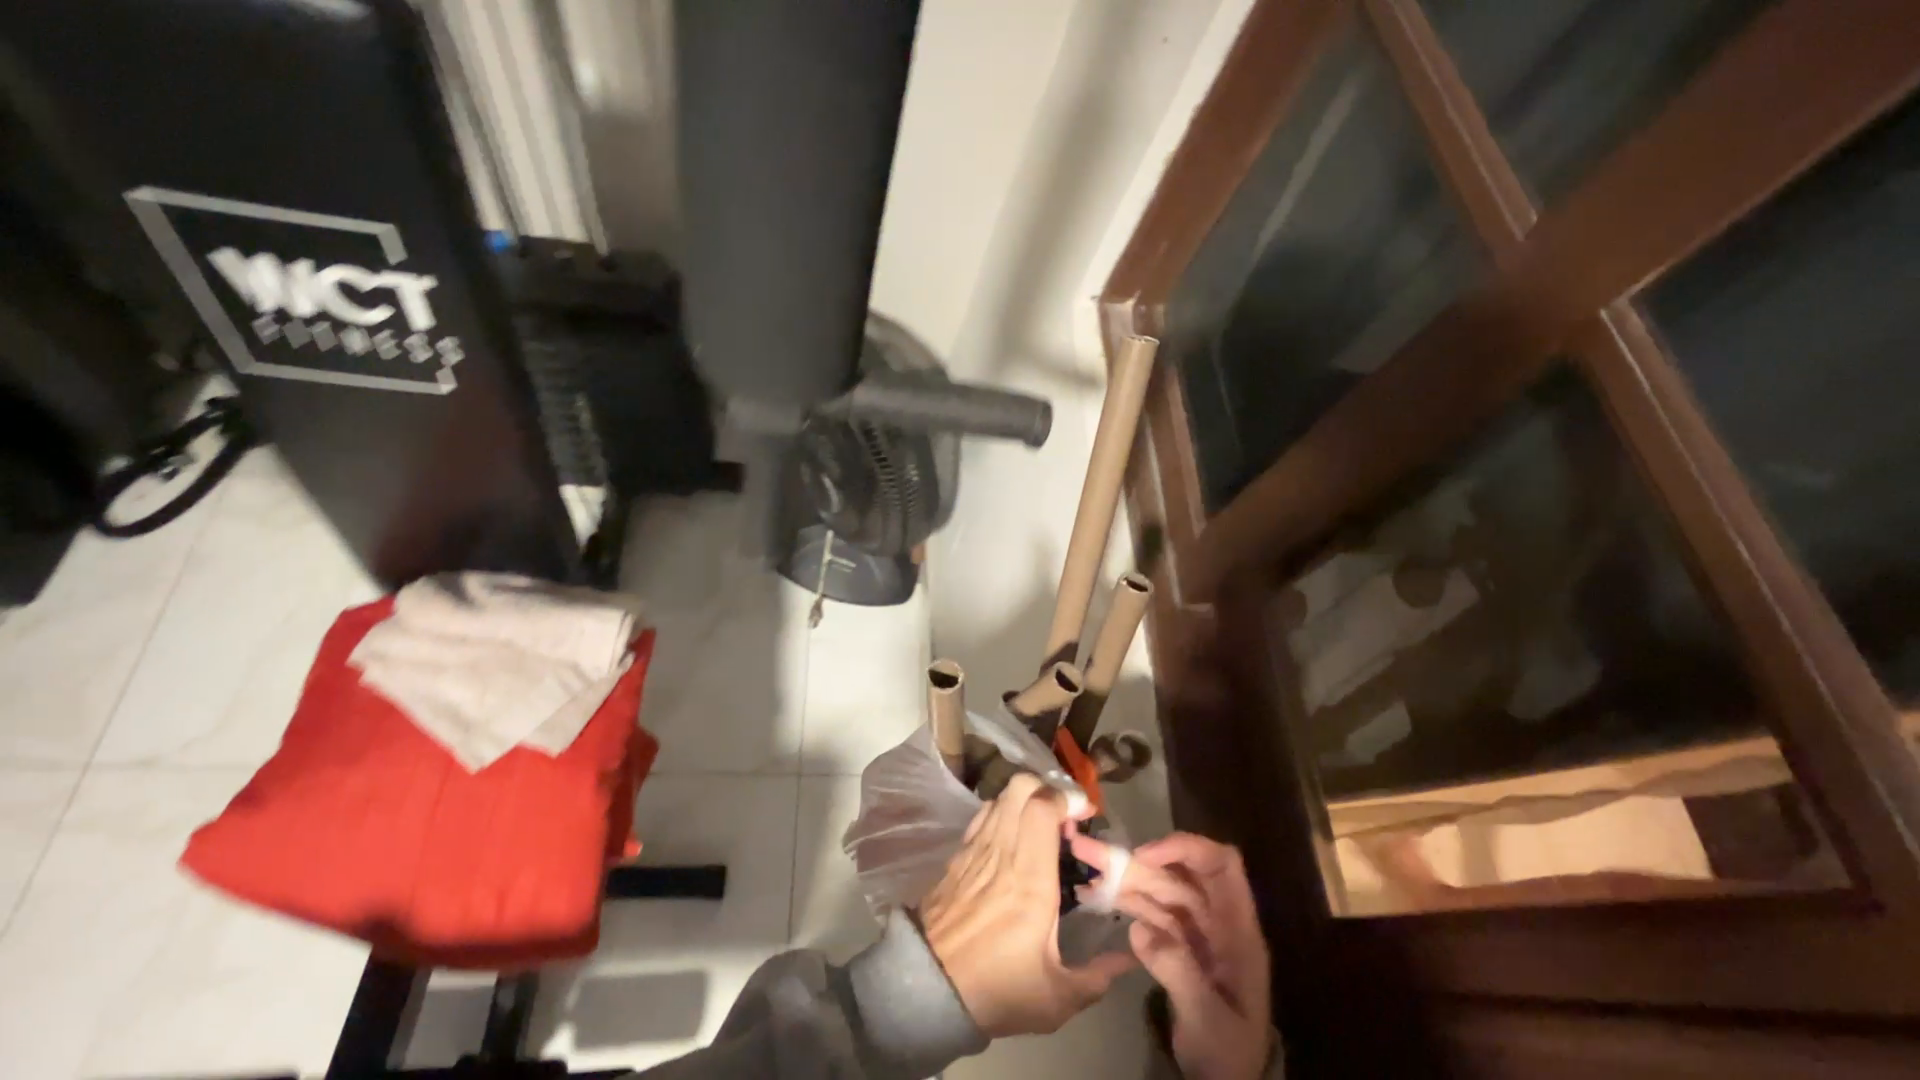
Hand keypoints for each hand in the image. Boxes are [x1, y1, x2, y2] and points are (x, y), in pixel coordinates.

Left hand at [918, 774, 1136, 1036]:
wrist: (927, 990)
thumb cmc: (997, 989)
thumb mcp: (1056, 997)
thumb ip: (1097, 976)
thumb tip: (1128, 960)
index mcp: (1030, 879)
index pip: (1043, 807)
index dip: (1066, 798)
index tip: (1084, 814)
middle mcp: (1001, 852)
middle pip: (1019, 787)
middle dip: (1047, 789)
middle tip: (1064, 817)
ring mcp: (974, 851)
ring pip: (999, 798)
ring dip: (1024, 801)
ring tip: (1040, 828)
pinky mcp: (956, 858)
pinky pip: (982, 818)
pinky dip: (1001, 816)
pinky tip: (1012, 844)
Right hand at [1071, 832, 1271, 1079]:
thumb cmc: (1227, 1052)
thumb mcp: (1207, 1019)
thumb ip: (1178, 972)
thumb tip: (1140, 930)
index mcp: (1238, 930)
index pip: (1221, 867)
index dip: (1186, 849)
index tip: (1145, 855)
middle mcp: (1218, 922)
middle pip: (1182, 875)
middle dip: (1142, 861)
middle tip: (1094, 853)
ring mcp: (1197, 933)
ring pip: (1163, 891)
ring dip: (1128, 878)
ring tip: (1089, 865)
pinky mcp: (1179, 947)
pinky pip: (1153, 913)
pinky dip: (1128, 901)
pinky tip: (1100, 895)